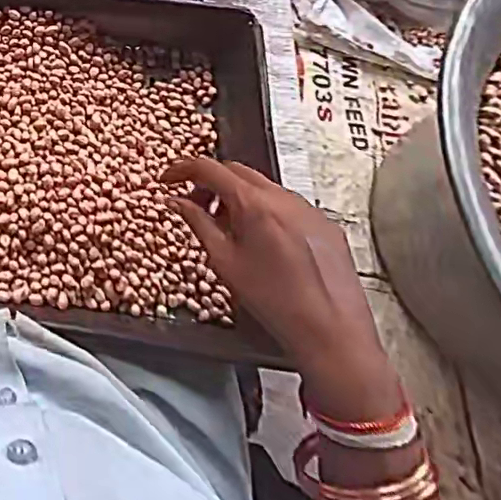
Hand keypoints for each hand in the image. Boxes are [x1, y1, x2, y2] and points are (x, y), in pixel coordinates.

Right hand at [161, 157, 375, 363]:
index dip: (182, 169)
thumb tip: (177, 202)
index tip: (169, 179)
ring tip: (227, 228)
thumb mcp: (224, 260)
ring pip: (262, 187)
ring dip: (236, 197)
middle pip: (235, 171)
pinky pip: (286, 204)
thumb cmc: (276, 301)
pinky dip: (264, 210)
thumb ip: (197, 222)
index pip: (209, 168)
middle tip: (194, 204)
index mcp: (254, 204)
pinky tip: (259, 241)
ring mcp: (308, 209)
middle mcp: (284, 199)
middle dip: (210, 183)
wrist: (331, 331)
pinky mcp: (325, 224)